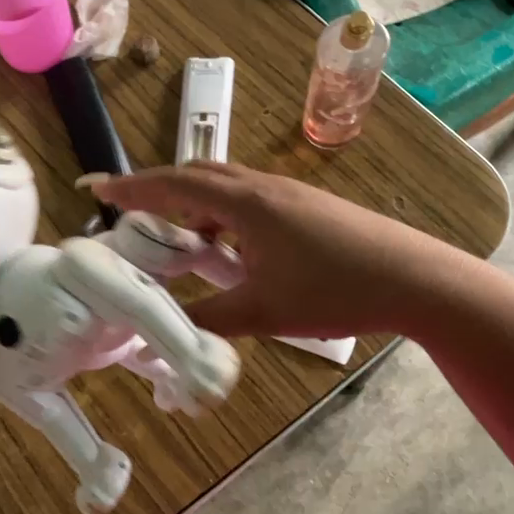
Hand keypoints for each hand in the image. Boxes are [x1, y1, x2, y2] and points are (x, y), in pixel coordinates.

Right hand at [90, 163, 470, 338]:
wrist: (416, 279)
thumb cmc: (335, 290)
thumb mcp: (262, 312)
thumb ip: (206, 321)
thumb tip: (159, 338)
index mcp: (246, 204)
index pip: (174, 185)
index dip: (132, 187)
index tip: (96, 189)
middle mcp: (263, 189)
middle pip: (196, 176)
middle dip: (156, 190)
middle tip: (126, 210)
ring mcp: (289, 195)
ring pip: (224, 188)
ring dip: (192, 206)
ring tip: (175, 241)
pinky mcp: (307, 207)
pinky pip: (247, 202)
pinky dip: (221, 218)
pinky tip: (227, 253)